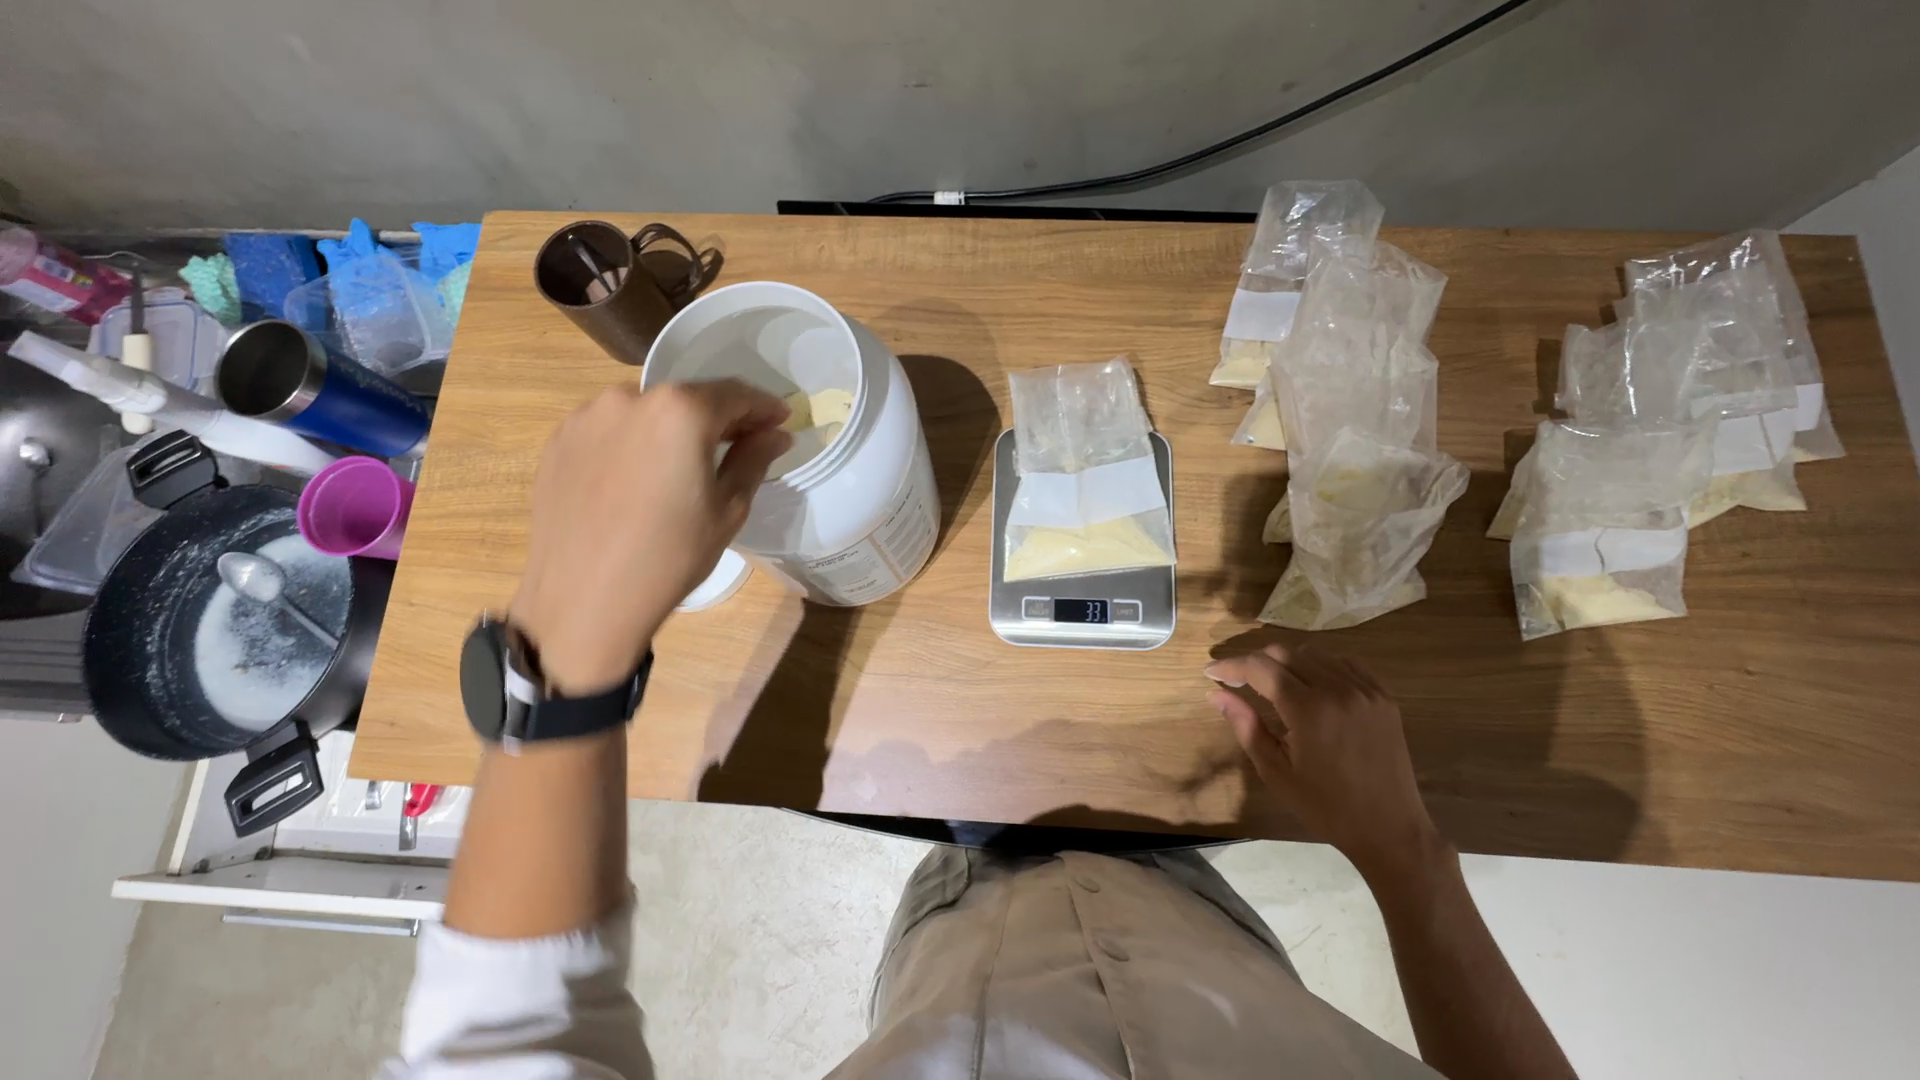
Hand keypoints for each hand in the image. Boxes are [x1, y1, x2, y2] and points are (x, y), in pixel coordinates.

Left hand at [509, 380, 790, 694]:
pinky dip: (635, 444)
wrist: (585, 601)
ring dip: (672, 430)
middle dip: (718, 418)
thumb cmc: (670, 556)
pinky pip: (611, 432)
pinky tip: (641, 480)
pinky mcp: (559, 443)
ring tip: (684, 466)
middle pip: (687, 399)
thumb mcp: (728, 509)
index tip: (781, 421)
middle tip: (740, 444)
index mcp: (680, 411)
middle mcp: (629, 398)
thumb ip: (753, 460)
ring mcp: (587, 418)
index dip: (763, 407)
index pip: (735, 394)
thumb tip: (775, 434)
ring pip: (646, 413)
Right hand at [1206, 644, 1444, 879]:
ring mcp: (1366, 690)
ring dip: (1286, 661)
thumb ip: (1245, 725)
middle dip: (1255, 661)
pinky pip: (1344, 662)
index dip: (1231, 665)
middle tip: (1237, 680)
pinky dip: (1320, 665)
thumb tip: (1216, 693)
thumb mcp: (1275, 771)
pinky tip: (1310, 684)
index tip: (1211, 672)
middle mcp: (1339, 690)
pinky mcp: (1383, 696)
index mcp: (1309, 711)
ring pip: (1314, 653)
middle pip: (1285, 653)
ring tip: (1272, 683)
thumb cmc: (1326, 806)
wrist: (1389, 828)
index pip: (1261, 668)